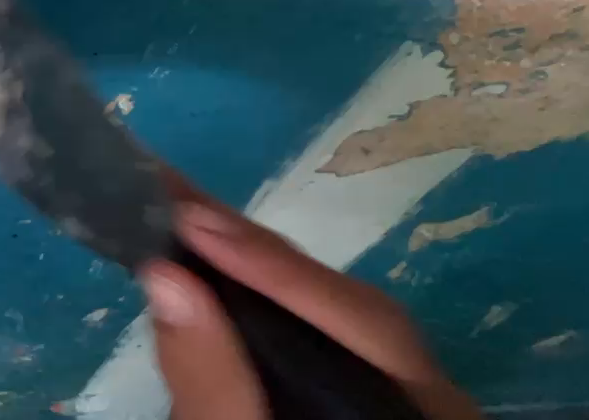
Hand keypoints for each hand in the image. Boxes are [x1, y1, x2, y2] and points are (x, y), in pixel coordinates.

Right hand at [141, 197, 480, 419]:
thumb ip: (212, 384)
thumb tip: (162, 273)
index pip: (369, 328)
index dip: (276, 267)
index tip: (186, 217)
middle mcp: (427, 404)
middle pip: (352, 310)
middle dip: (250, 247)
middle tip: (162, 190)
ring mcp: (394, 398)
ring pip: (329, 312)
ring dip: (246, 256)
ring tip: (170, 210)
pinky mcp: (345, 390)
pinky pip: (308, 326)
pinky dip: (251, 285)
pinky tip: (201, 261)